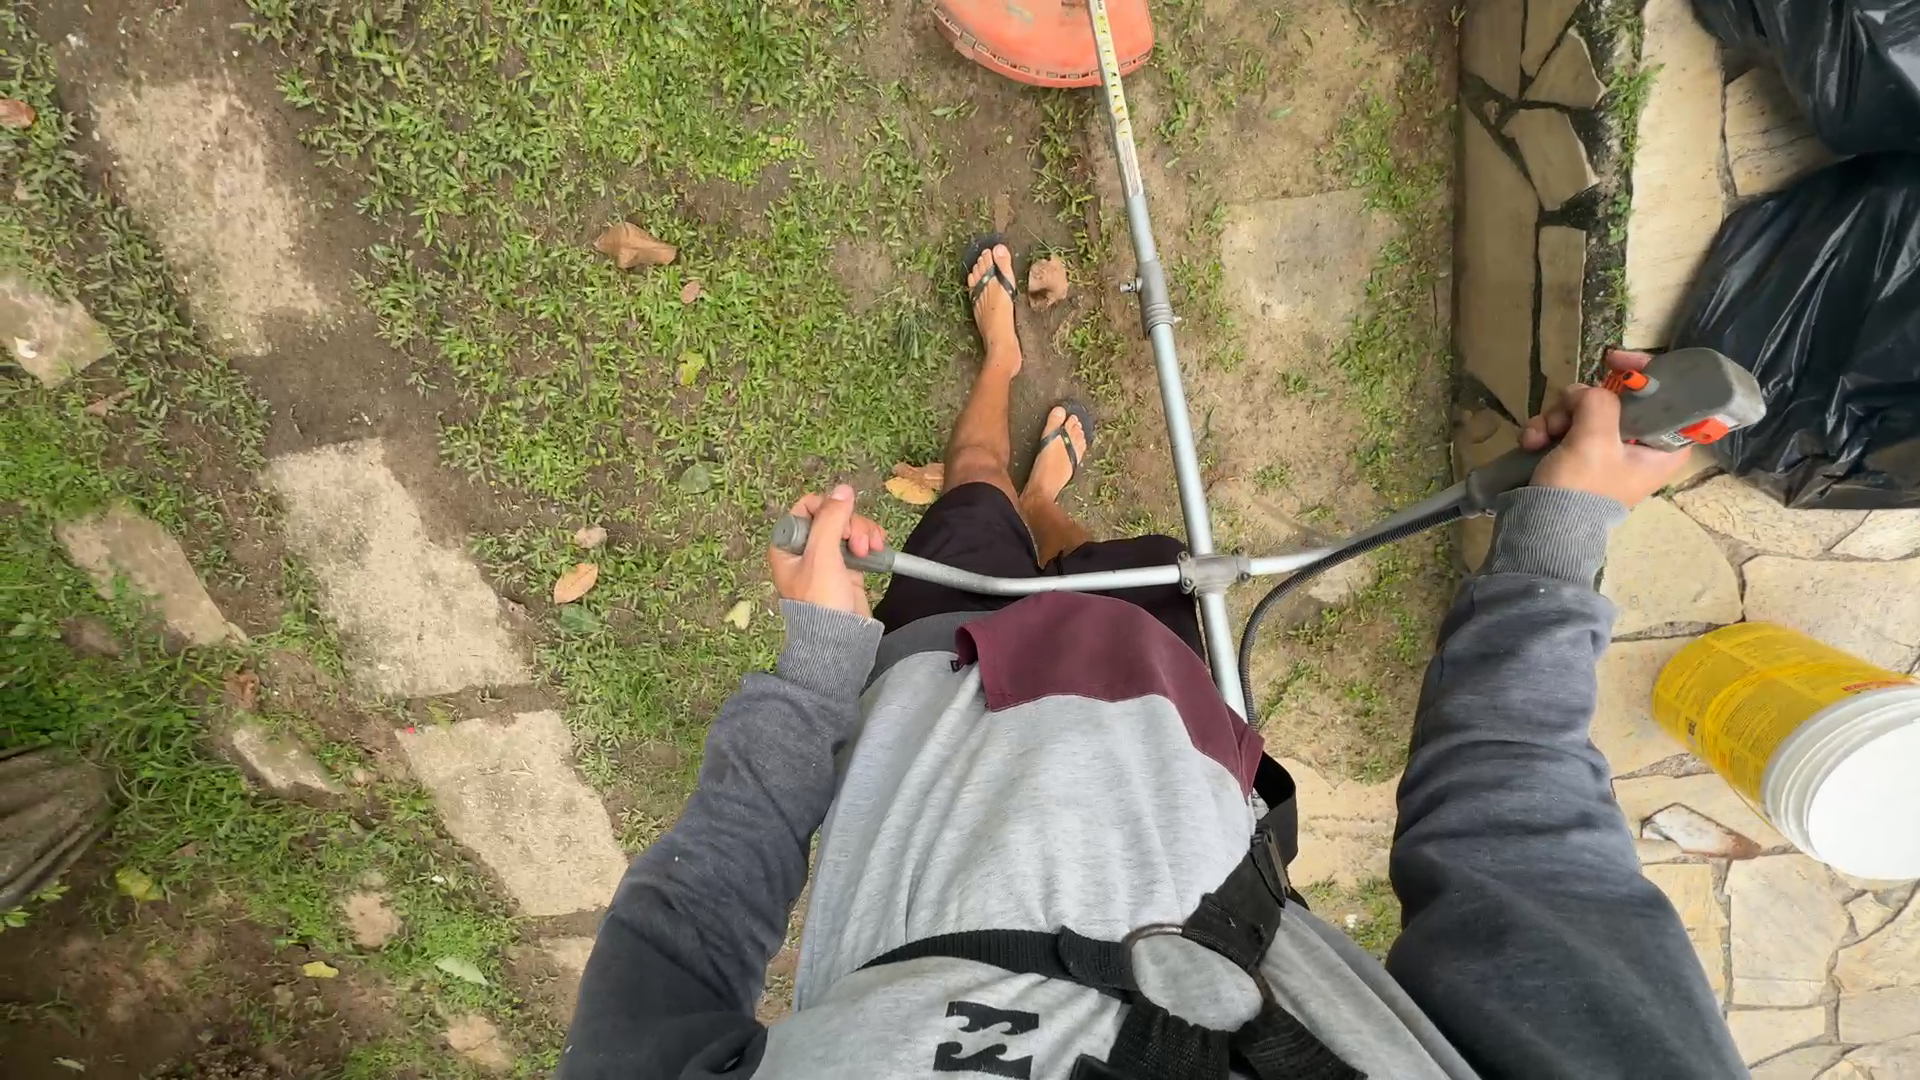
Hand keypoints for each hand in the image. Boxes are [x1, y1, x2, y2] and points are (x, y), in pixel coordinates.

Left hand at [768, 484, 885, 616]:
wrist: (839, 639)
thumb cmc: (821, 600)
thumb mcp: (822, 556)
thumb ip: (831, 520)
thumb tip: (844, 489)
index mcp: (787, 544)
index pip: (807, 508)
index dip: (829, 509)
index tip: (843, 523)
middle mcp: (805, 548)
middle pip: (833, 515)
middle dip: (852, 524)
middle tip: (860, 543)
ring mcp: (827, 558)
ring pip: (849, 527)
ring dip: (864, 532)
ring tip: (872, 549)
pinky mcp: (847, 567)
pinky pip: (859, 542)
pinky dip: (870, 542)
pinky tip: (878, 549)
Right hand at [1524, 349, 1697, 507]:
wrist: (1540, 528)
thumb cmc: (1579, 489)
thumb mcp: (1593, 442)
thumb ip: (1597, 404)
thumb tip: (1583, 391)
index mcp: (1664, 445)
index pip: (1668, 394)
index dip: (1643, 372)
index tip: (1614, 359)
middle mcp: (1636, 445)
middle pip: (1612, 401)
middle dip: (1578, 405)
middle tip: (1561, 419)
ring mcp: (1601, 451)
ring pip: (1579, 413)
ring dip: (1552, 419)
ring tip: (1537, 439)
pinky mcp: (1571, 457)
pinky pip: (1559, 428)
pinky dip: (1541, 431)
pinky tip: (1529, 444)